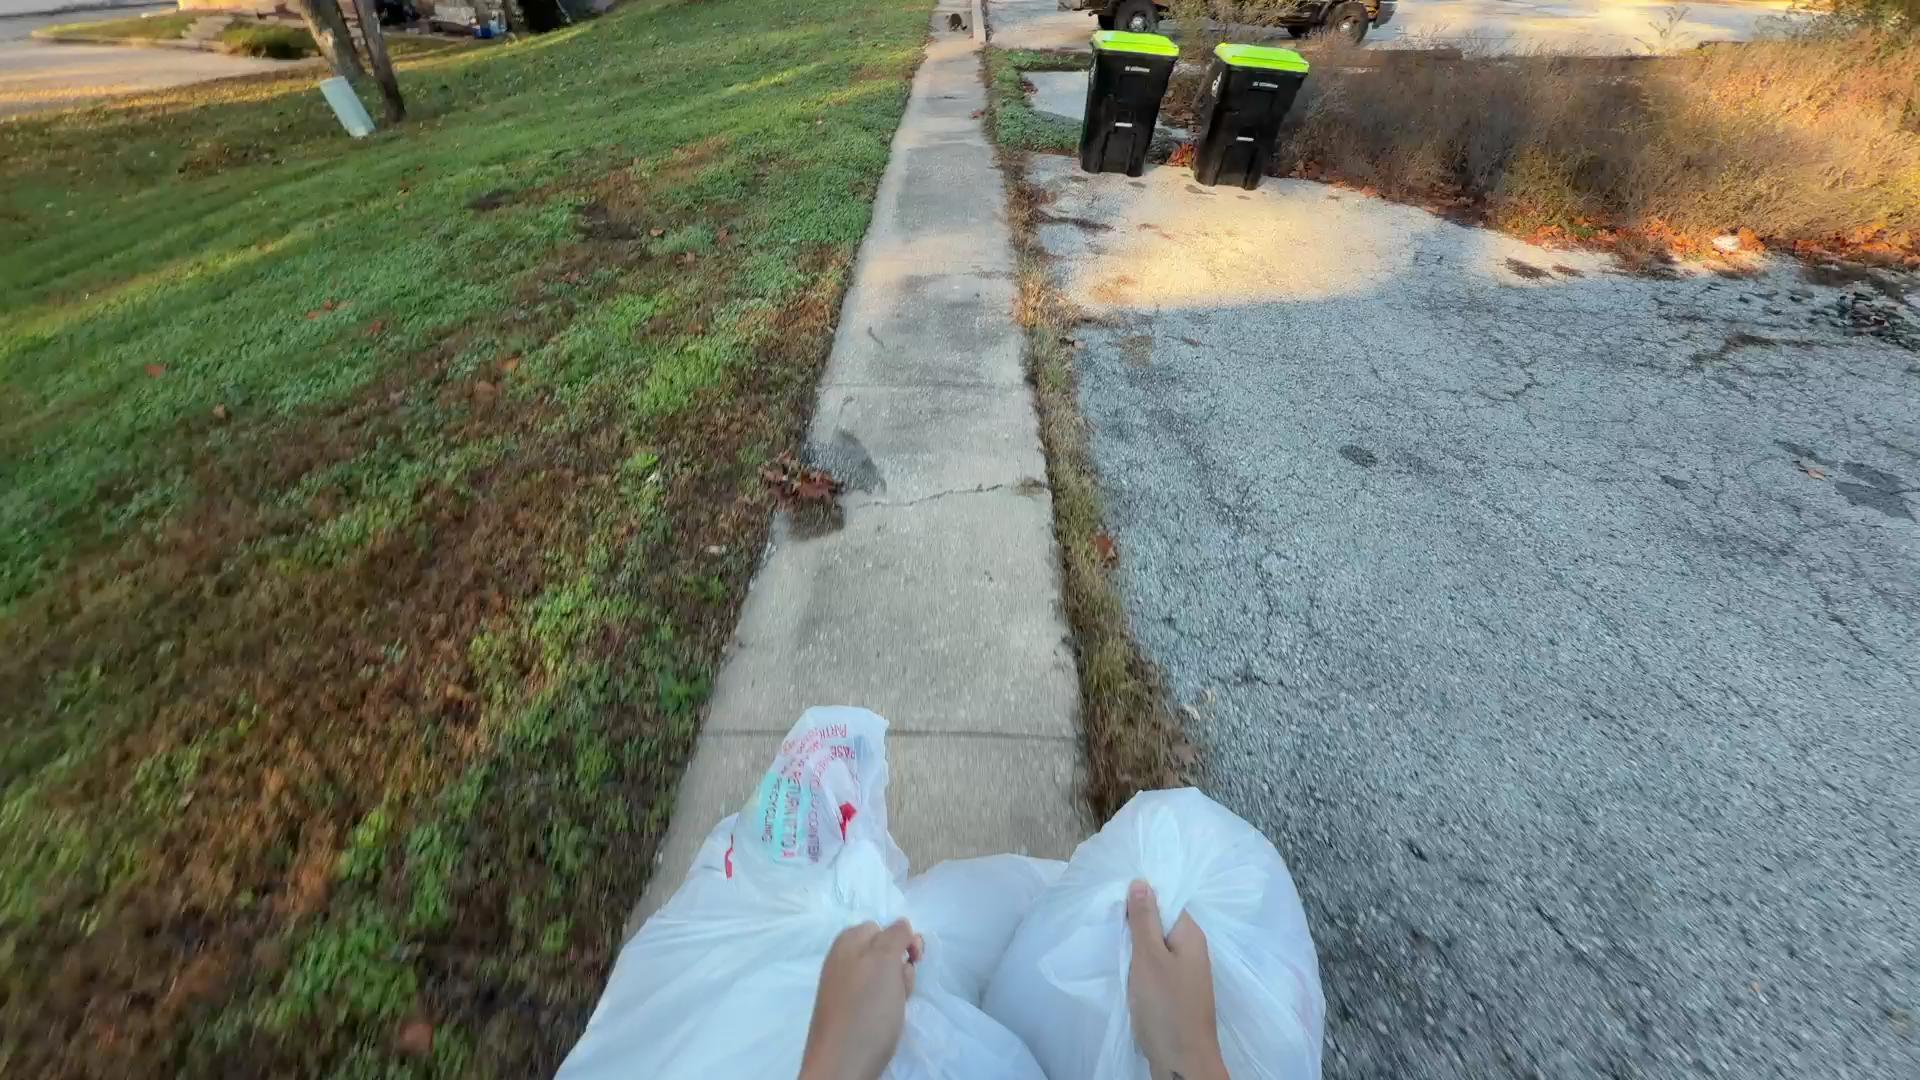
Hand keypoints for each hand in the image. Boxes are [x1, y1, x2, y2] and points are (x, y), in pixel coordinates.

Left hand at [797, 919, 922, 1079]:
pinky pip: (872, 1002)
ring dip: (895, 990)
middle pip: (883, 954)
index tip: (915, 959)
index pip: (883, 927)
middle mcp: (841, 961)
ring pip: (881, 980)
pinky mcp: (845, 1016)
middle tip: (901, 988)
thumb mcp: (886, 960)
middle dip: (900, 968)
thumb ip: (896, 934)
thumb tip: (901, 924)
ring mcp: (842, 990)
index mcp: (847, 941)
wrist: (841, 1069)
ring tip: (893, 1010)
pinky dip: (883, 1010)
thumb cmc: (866, 1009)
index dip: (903, 941)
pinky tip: (884, 1025)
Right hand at [1127, 879, 1230, 1079]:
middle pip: (1160, 921)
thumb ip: (1144, 919)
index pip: (1165, 900)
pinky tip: (1122, 964)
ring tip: (1110, 936)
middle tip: (1107, 916)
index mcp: (1190, 935)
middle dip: (1135, 919)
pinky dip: (1138, 962)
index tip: (1114, 894)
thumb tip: (1141, 881)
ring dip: (1134, 942)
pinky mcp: (1175, 991)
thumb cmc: (1166, 1006)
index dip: (1141, 896)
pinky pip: (1154, 964)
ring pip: (1155, 945)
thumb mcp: (1149, 957)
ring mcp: (1184, 972)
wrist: (1183, 1064)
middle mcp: (1191, 949)